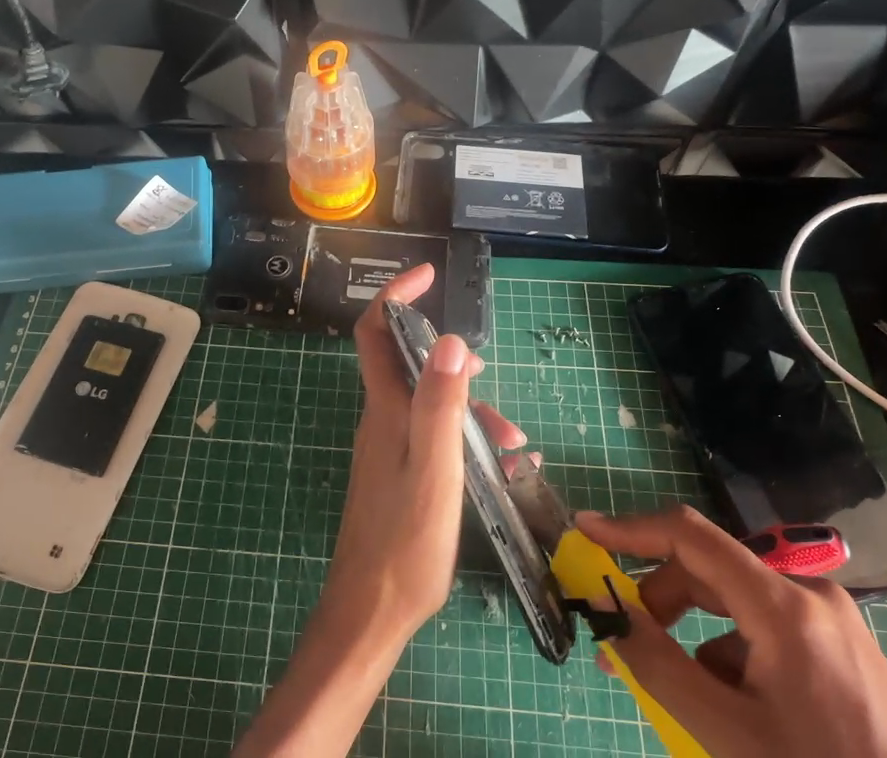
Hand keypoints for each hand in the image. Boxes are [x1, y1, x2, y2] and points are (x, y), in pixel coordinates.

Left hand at [326, 263, 528, 642]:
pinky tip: (504, 468)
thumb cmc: (404, 543)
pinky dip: (468, 444)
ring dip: (473, 414)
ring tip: (515, 443)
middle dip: (453, 363)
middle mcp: (382, 422)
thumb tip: (450, 341)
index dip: (396, 297)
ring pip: (432, 409)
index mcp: (384, 411)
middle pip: (412, 367)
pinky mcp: (401, 479)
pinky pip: (436, 442)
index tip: (429, 275)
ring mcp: (390, 452)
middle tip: (488, 378)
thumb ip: (440, 405)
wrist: (371, 611)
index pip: (375, 333)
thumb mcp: (434, 468)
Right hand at [578, 507, 886, 757]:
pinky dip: (730, 659)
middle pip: (710, 574)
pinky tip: (735, 713)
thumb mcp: (726, 731)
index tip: (584, 532)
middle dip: (657, 604)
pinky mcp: (845, 651)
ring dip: (692, 639)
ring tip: (681, 698)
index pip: (689, 537)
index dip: (629, 529)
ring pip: (736, 609)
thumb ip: (657, 665)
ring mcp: (832, 623)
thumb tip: (608, 613)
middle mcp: (808, 596)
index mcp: (782, 604)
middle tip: (622, 650)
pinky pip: (767, 635)